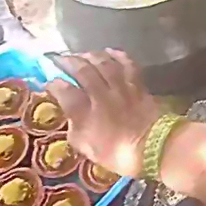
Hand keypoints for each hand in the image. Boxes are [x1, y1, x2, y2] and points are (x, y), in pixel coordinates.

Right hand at [45, 49, 163, 178]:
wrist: (157, 149)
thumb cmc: (119, 154)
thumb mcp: (88, 149)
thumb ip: (75, 130)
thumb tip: (69, 116)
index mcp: (86, 113)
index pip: (64, 92)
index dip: (54, 85)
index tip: (49, 82)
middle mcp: (102, 95)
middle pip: (82, 71)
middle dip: (68, 62)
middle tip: (59, 58)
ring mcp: (122, 88)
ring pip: (104, 63)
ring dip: (90, 55)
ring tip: (82, 54)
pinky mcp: (138, 86)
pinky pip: (127, 65)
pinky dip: (117, 55)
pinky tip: (110, 51)